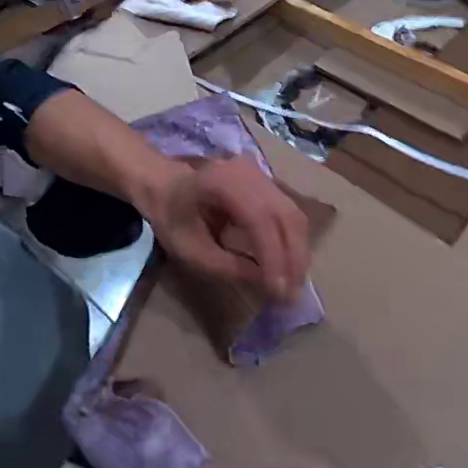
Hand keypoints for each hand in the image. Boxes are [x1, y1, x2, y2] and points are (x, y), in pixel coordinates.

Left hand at [152, 156, 312, 299]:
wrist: (168, 185)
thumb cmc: (173, 217)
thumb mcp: (190, 249)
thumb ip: (227, 265)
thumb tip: (266, 281)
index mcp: (225, 182)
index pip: (260, 219)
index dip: (273, 255)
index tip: (278, 290)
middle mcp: (252, 174)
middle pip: (286, 215)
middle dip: (294, 256)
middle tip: (293, 293)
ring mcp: (264, 176)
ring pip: (295, 215)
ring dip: (299, 251)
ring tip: (295, 283)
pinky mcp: (271, 185)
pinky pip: (291, 214)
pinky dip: (295, 241)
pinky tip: (292, 264)